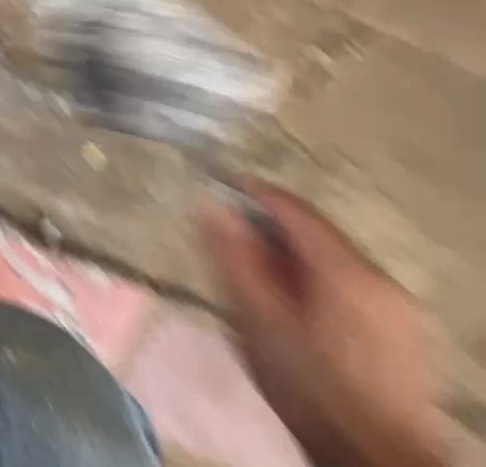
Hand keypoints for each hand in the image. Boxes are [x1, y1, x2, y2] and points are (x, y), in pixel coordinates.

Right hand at [203, 182, 448, 466]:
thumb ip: (235, 257)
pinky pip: (355, 284)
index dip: (254, 192)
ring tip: (256, 273)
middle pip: (319, 235)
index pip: (295, 210)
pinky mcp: (409, 329)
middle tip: (226, 237)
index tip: (217, 182)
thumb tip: (212, 204)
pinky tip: (296, 302)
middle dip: (271, 229)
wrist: (372, 451)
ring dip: (294, 255)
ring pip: (337, 260)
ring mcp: (403, 306)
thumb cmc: (304, 382)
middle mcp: (383, 279)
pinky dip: (318, 278)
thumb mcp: (255, 317)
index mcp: (347, 273)